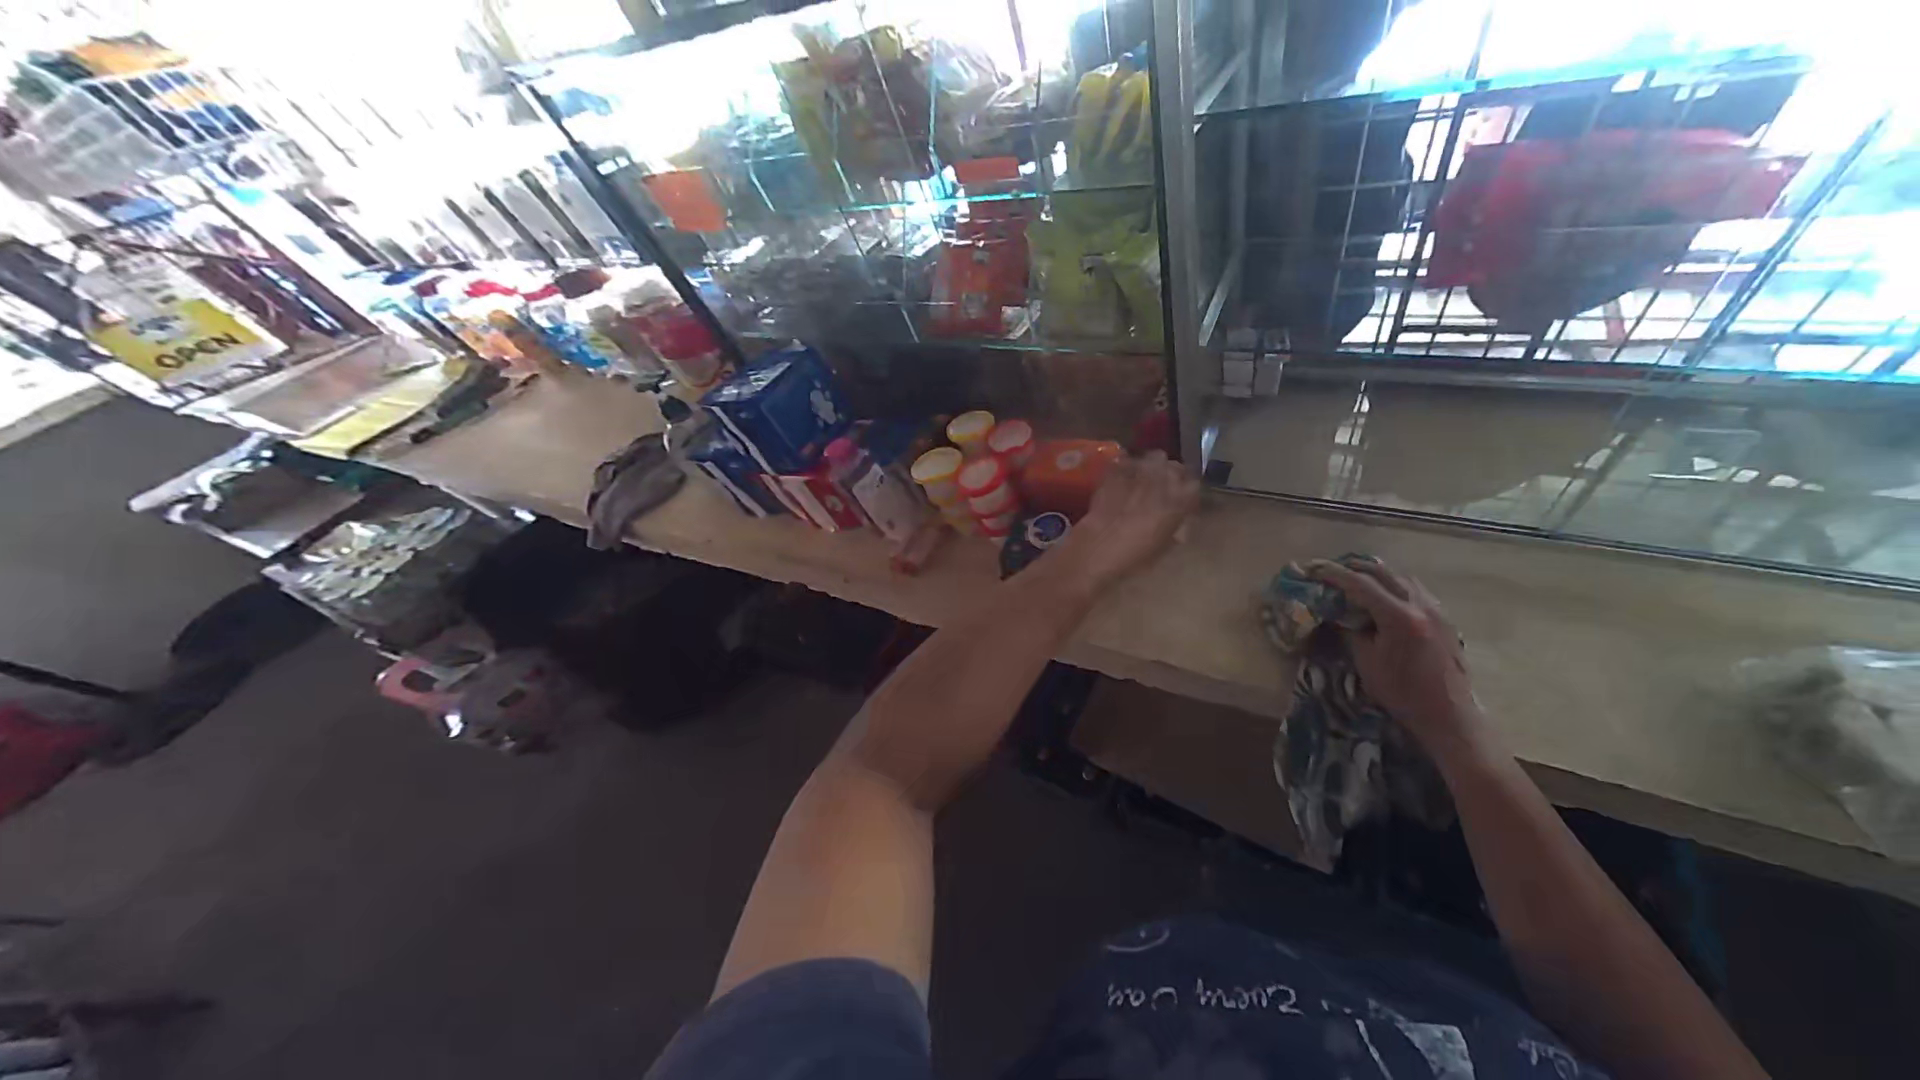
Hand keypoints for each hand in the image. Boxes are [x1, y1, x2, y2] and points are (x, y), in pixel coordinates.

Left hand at [1056, 451, 1199, 591]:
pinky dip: (1127, 465)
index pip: (1194, 484)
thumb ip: (1176, 529)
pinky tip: (1121, 475)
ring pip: (1154, 457)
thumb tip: (1181, 523)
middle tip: (1161, 486)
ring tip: (1143, 477)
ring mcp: (1139, 471)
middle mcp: (1164, 480)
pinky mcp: (1115, 470)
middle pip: (1175, 466)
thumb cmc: (1134, 556)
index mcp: (1179, 500)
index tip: (1182, 496)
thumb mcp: (1163, 548)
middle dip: (1171, 474)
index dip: (1187, 490)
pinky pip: (1127, 460)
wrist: (1098, 547)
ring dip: (1151, 466)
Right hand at [1309, 559, 1494, 760]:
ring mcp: (1436, 609)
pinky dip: (1394, 585)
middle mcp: (1420, 605)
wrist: (1447, 714)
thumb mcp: (1365, 660)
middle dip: (1354, 568)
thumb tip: (1337, 614)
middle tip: (1332, 570)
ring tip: (1357, 579)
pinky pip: (1415, 589)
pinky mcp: (1444, 618)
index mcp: (1398, 616)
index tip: (1315, 570)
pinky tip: (1385, 595)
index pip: (1359, 583)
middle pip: (1382, 572)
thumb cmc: (1401, 691)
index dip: (1334, 574)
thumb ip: (1351, 630)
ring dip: (1376, 574)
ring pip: (1402, 577)